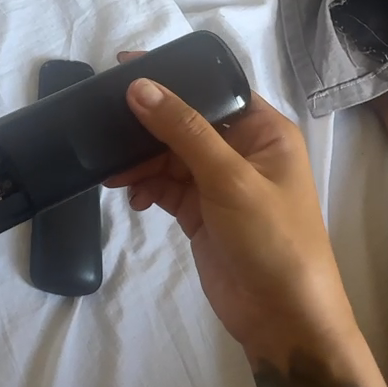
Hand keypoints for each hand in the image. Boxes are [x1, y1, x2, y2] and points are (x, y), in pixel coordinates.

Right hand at [105, 60, 352, 356]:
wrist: (282, 319)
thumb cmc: (272, 239)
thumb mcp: (228, 178)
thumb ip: (182, 130)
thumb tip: (139, 87)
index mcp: (264, 131)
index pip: (213, 90)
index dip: (173, 78)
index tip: (125, 67)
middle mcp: (242, 151)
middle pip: (183, 123)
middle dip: (147, 128)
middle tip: (106, 128)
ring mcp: (219, 182)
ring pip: (168, 156)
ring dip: (140, 162)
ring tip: (113, 175)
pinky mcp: (200, 211)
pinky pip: (164, 186)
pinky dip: (146, 187)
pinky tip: (134, 197)